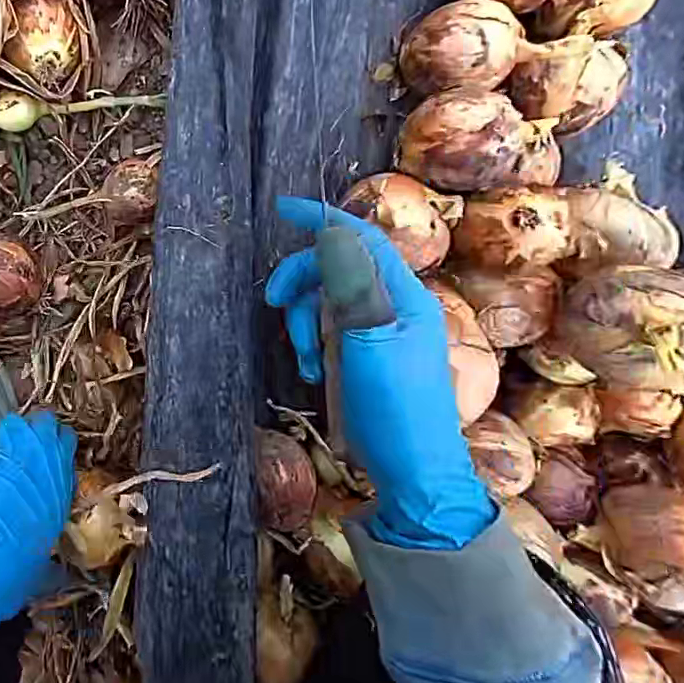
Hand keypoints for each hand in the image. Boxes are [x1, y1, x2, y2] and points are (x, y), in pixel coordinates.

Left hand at [0, 412, 74, 651]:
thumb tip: (57, 562)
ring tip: (12, 453)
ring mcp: (15, 446)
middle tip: (34, 453)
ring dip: (19, 433)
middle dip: (42, 434)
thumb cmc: (12, 564)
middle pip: (48, 423)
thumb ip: (53, 543)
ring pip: (23, 422)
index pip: (69, 444)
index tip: (52, 465)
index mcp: (63, 481)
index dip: (60, 453)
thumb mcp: (43, 558)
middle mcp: (44, 455)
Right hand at [265, 196, 494, 549]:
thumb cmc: (396, 405)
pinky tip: (312, 369)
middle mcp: (388, 305)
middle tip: (273, 301)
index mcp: (402, 294)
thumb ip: (353, 283)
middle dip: (300, 279)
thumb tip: (332, 232)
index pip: (360, 239)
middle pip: (333, 266)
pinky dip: (309, 341)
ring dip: (303, 319)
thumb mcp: (372, 340)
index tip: (282, 209)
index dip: (323, 220)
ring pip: (322, 297)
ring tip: (308, 357)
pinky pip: (322, 327)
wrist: (410, 473)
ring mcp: (371, 331)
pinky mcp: (356, 355)